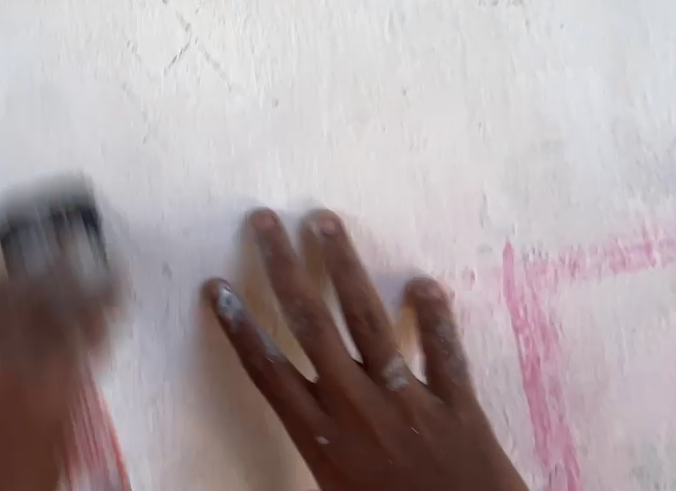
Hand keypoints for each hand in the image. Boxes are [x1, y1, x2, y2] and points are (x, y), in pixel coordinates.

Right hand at [203, 210, 528, 490]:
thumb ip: (313, 455)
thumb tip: (273, 439)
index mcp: (322, 437)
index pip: (267, 369)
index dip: (238, 326)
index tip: (215, 284)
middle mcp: (355, 408)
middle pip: (309, 324)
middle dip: (284, 267)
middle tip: (266, 220)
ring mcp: (407, 405)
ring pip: (367, 321)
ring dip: (343, 267)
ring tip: (325, 221)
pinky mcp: (459, 411)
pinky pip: (446, 357)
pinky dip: (436, 319)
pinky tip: (424, 282)